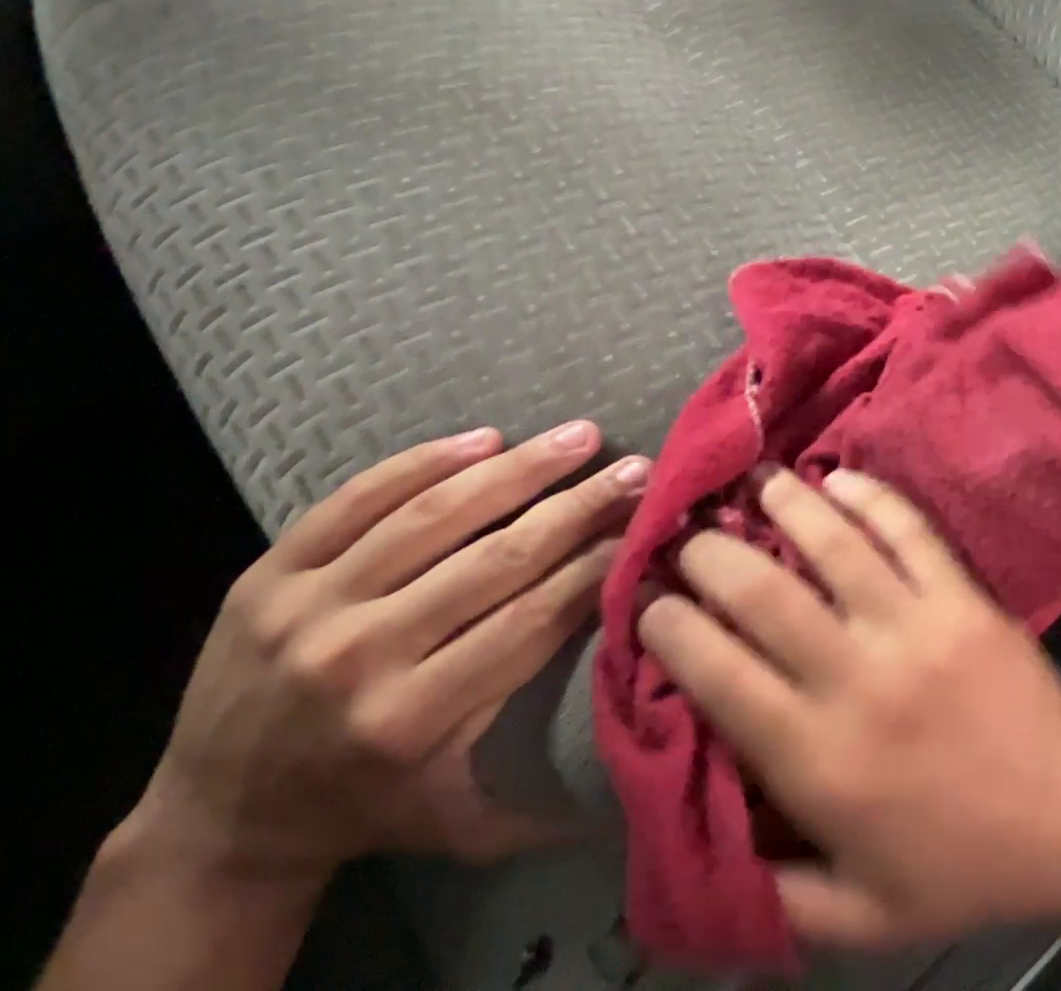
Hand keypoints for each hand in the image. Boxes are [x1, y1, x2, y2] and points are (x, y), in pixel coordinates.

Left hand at [123, 421, 647, 884]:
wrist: (219, 820)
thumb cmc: (369, 812)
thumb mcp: (465, 818)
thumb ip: (549, 788)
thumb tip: (636, 729)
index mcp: (415, 718)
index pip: (533, 618)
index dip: (597, 566)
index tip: (645, 528)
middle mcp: (362, 655)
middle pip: (497, 559)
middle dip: (579, 508)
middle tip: (634, 470)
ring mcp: (308, 606)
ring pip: (433, 516)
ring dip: (518, 470)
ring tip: (577, 436)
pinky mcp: (266, 575)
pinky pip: (354, 501)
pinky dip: (423, 463)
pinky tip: (484, 439)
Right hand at [638, 469, 1060, 946]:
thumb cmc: (961, 870)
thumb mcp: (856, 916)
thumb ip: (770, 892)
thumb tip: (698, 841)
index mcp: (816, 758)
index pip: (716, 672)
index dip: (668, 627)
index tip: (648, 603)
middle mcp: (857, 679)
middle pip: (762, 594)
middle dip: (709, 554)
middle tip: (690, 538)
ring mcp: (917, 629)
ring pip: (835, 546)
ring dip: (785, 504)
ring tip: (755, 482)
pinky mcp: (966, 602)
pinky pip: (913, 533)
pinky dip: (873, 497)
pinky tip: (841, 478)